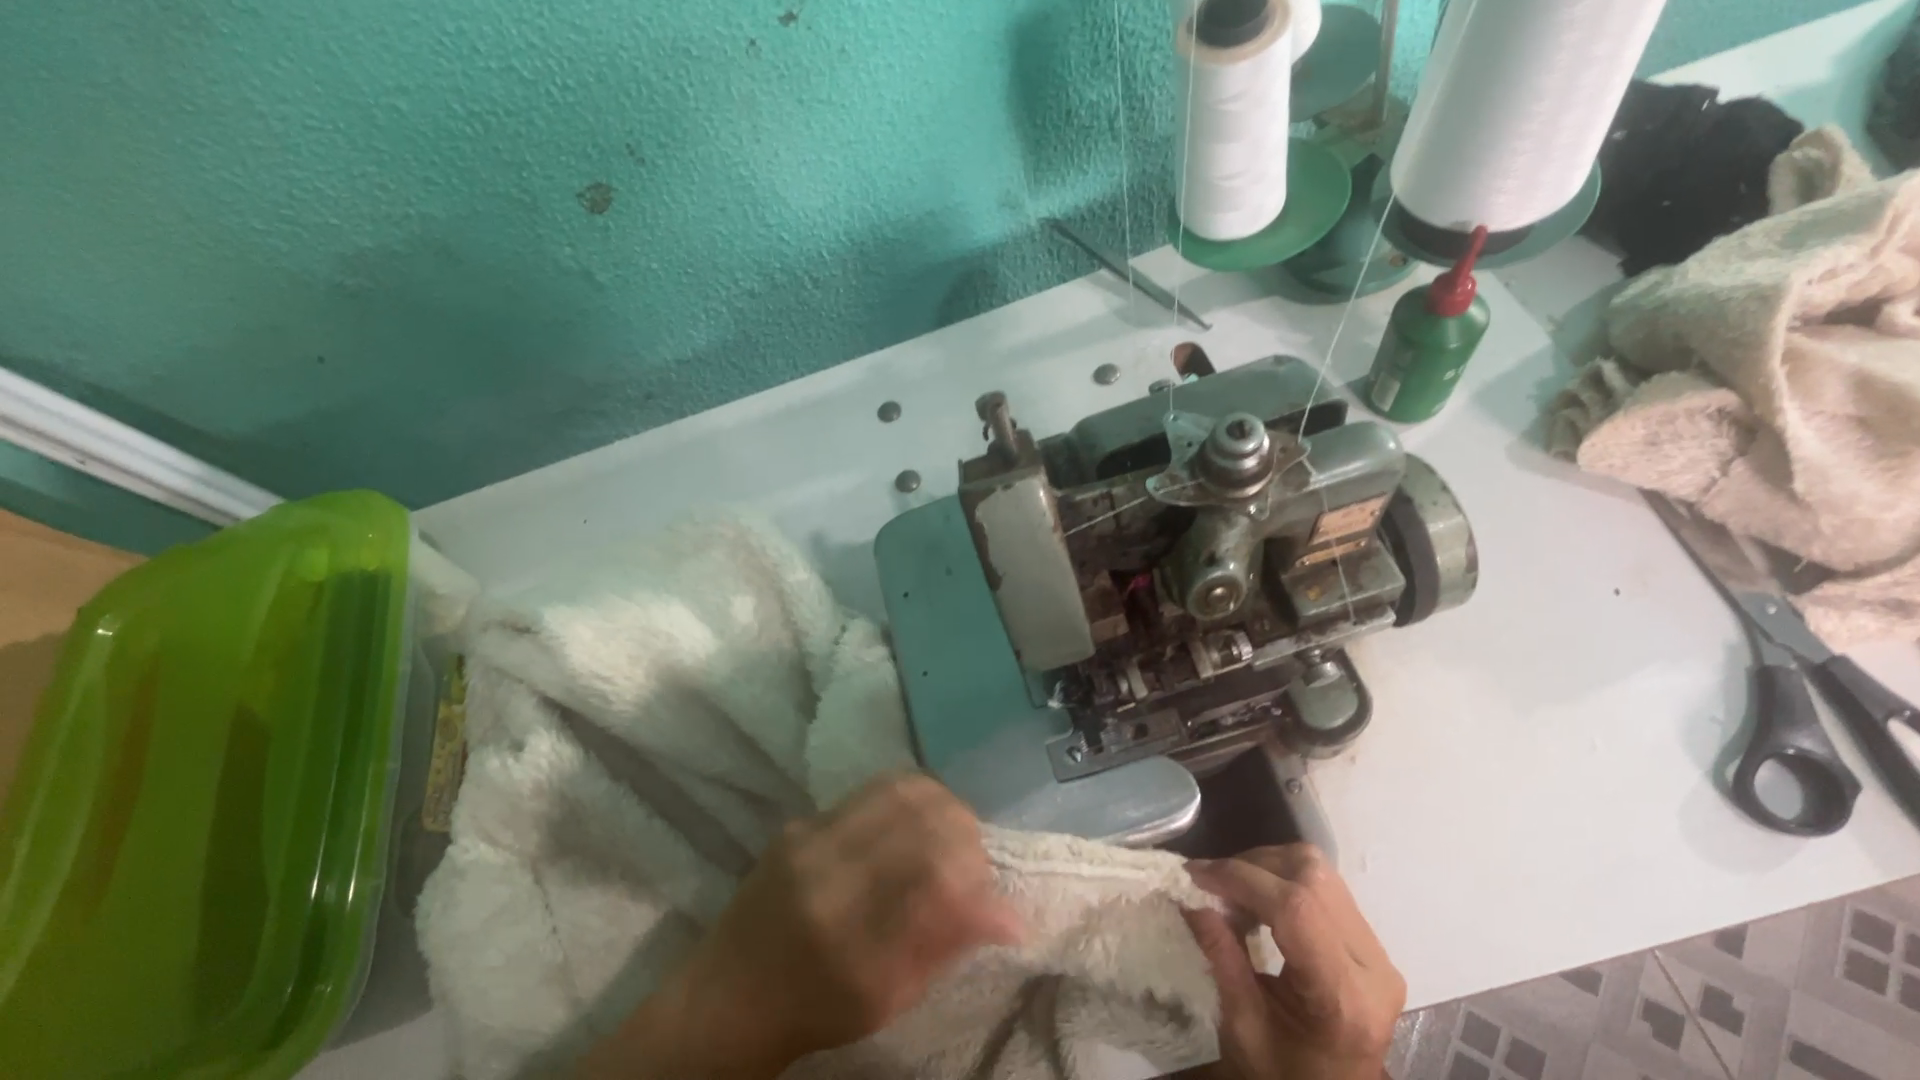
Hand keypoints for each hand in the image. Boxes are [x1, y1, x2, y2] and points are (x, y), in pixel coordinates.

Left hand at [581, 773, 1024, 1078]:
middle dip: (965, 832)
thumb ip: (944, 944)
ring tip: (949, 836)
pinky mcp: (799, 821)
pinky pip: (870, 792)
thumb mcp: (889, 998)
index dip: (978, 876)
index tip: (995, 900)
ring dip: (940, 806)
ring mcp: (808, 836)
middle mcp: (827, 871)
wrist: (727, 994)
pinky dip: (908, 804)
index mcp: (851, 933)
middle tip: (974, 861)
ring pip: (898, 787)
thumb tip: (1008, 912)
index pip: (936, 871)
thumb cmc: (816, 1009)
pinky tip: (911, 830)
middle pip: (921, 813)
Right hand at [1182, 845, 1403, 1079]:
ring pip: (1321, 872)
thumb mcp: (1242, 1026)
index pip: (1296, 908)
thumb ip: (1221, 957)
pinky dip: (1283, 879)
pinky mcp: (1372, 945)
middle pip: (1312, 878)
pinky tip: (1258, 900)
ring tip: (1233, 890)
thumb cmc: (1283, 1074)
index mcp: (1343, 996)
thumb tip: (1191, 898)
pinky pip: (1326, 888)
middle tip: (1211, 883)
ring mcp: (1378, 952)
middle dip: (1252, 867)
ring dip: (1267, 867)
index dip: (1241, 879)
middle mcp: (1373, 965)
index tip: (1195, 875)